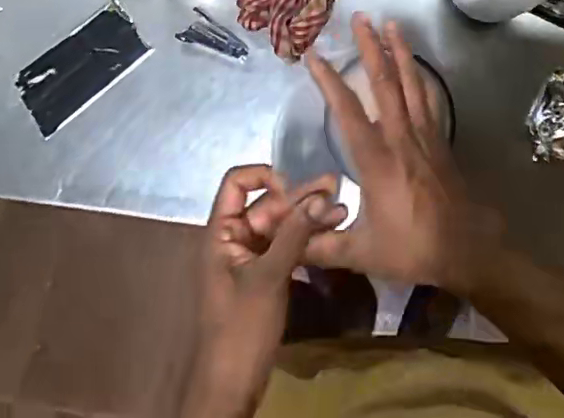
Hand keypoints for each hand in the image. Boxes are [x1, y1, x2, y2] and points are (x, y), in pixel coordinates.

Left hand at [182, 164, 345, 417]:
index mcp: (221, 232)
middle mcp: (235, 238)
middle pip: (266, 204)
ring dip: (308, 216)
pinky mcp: (265, 276)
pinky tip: (331, 231)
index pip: (236, 183)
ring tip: (341, 208)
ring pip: (280, 225)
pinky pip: (285, 246)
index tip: (292, 187)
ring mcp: (250, 258)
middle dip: (299, 197)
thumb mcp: (268, 278)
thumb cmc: (241, 328)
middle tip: (335, 187)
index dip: (262, 176)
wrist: (231, 388)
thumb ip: (293, 235)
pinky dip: (306, 238)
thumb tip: (320, 197)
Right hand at [305, 14, 504, 293]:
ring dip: (399, 51)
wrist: (466, 249)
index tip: (315, 56)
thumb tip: (282, 240)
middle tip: (360, 18)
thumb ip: (321, 246)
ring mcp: (423, 134)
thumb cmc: (413, 247)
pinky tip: (417, 66)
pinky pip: (428, 99)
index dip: (329, 81)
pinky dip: (421, 78)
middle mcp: (399, 136)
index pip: (347, 110)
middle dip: (370, 47)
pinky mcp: (439, 140)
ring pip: (410, 83)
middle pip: (383, 82)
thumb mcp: (362, 253)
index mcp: (376, 158)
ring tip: (391, 25)